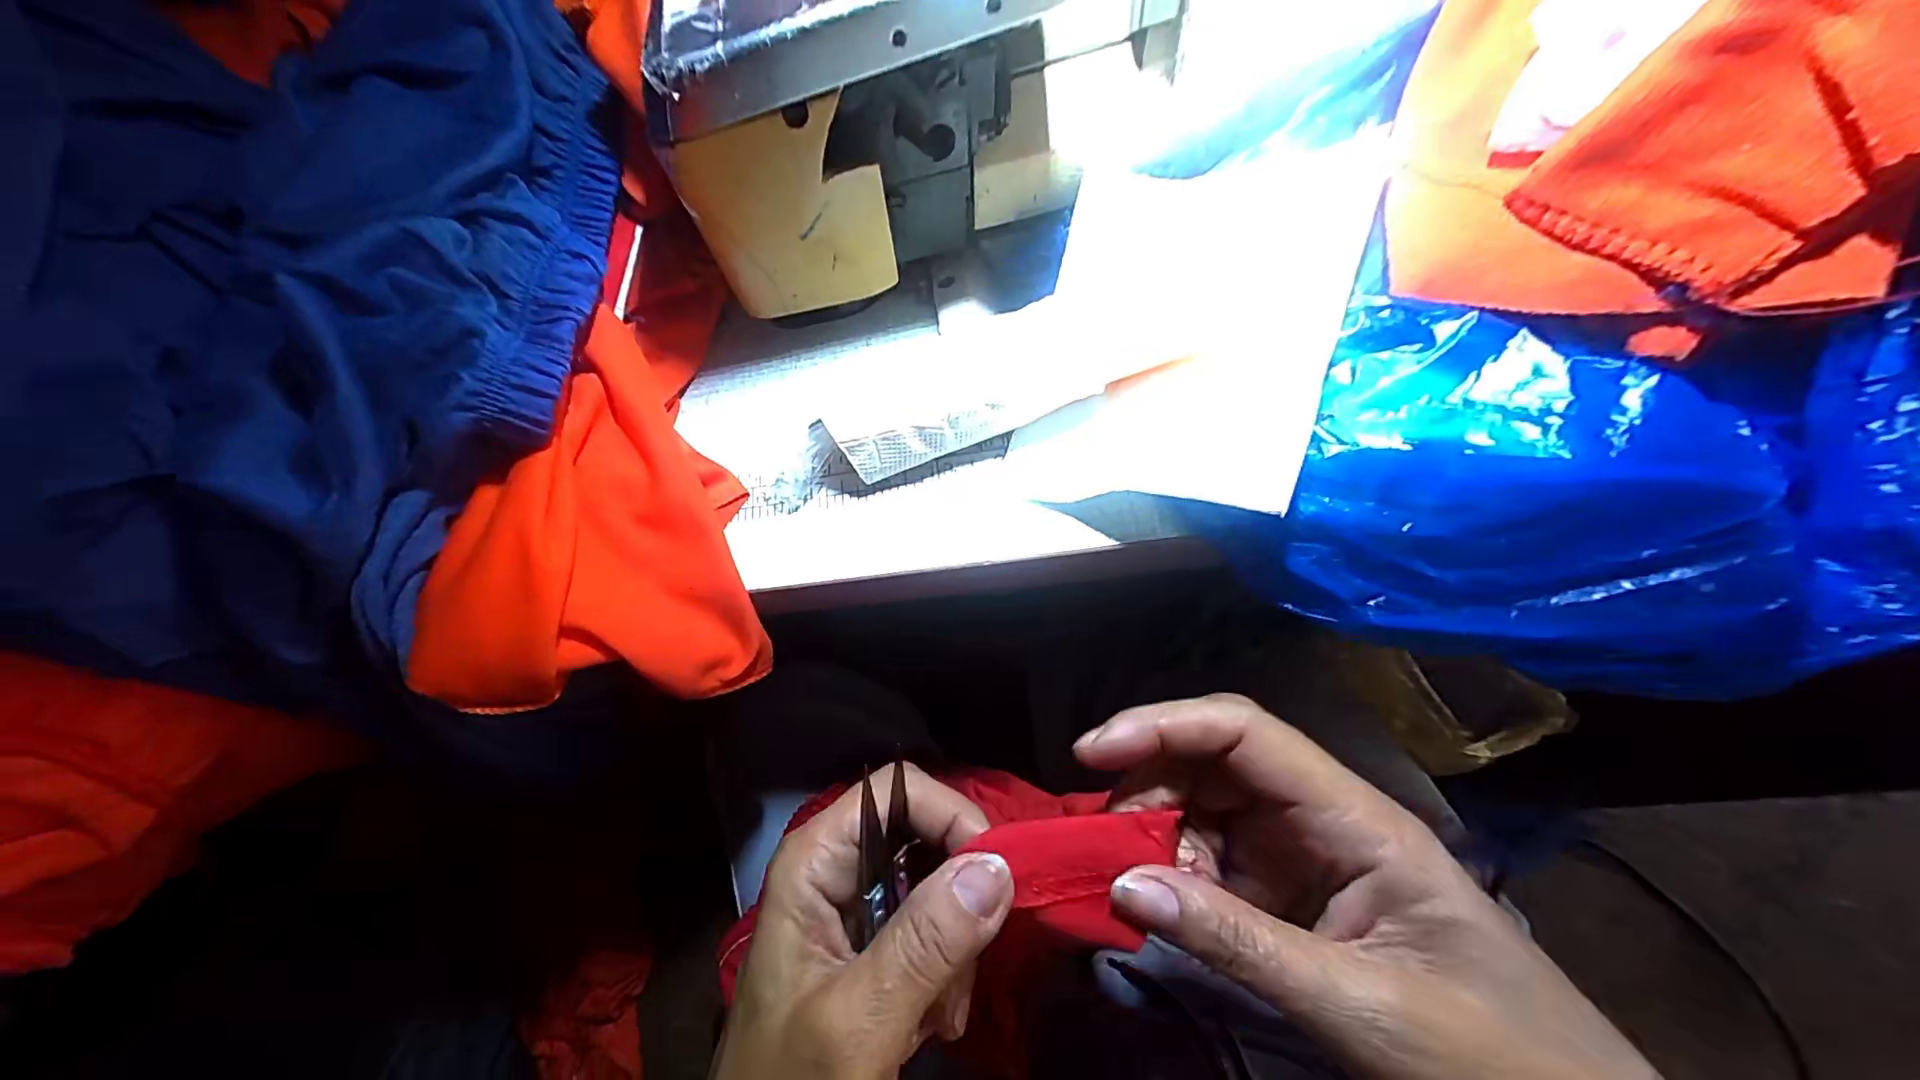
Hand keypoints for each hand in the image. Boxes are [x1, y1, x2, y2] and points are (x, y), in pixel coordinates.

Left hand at [712, 764, 1013, 1079]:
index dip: (951, 816)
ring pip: (938, 879)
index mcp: (815, 858)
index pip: (900, 791)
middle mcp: (837, 865)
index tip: (994, 876)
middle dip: (958, 893)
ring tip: (942, 1011)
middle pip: (925, 831)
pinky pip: (934, 923)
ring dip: (957, 944)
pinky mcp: (874, 938)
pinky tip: (934, 1019)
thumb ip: (923, 944)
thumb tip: (996, 865)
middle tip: (969, 960)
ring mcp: (856, 902)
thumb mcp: (858, 1020)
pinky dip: (950, 967)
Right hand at [1077, 695, 1658, 1079]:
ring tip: (1130, 877)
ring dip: (1157, 831)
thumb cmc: (1493, 1057)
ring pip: (1205, 805)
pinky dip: (1176, 872)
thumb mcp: (1358, 1004)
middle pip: (1213, 760)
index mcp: (1353, 815)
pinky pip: (1213, 857)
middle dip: (1148, 784)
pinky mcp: (1290, 890)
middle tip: (1101, 838)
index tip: (1093, 752)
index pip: (1244, 731)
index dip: (1163, 726)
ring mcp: (1303, 851)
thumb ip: (1236, 943)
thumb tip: (1122, 887)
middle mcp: (1320, 814)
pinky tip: (1166, 904)